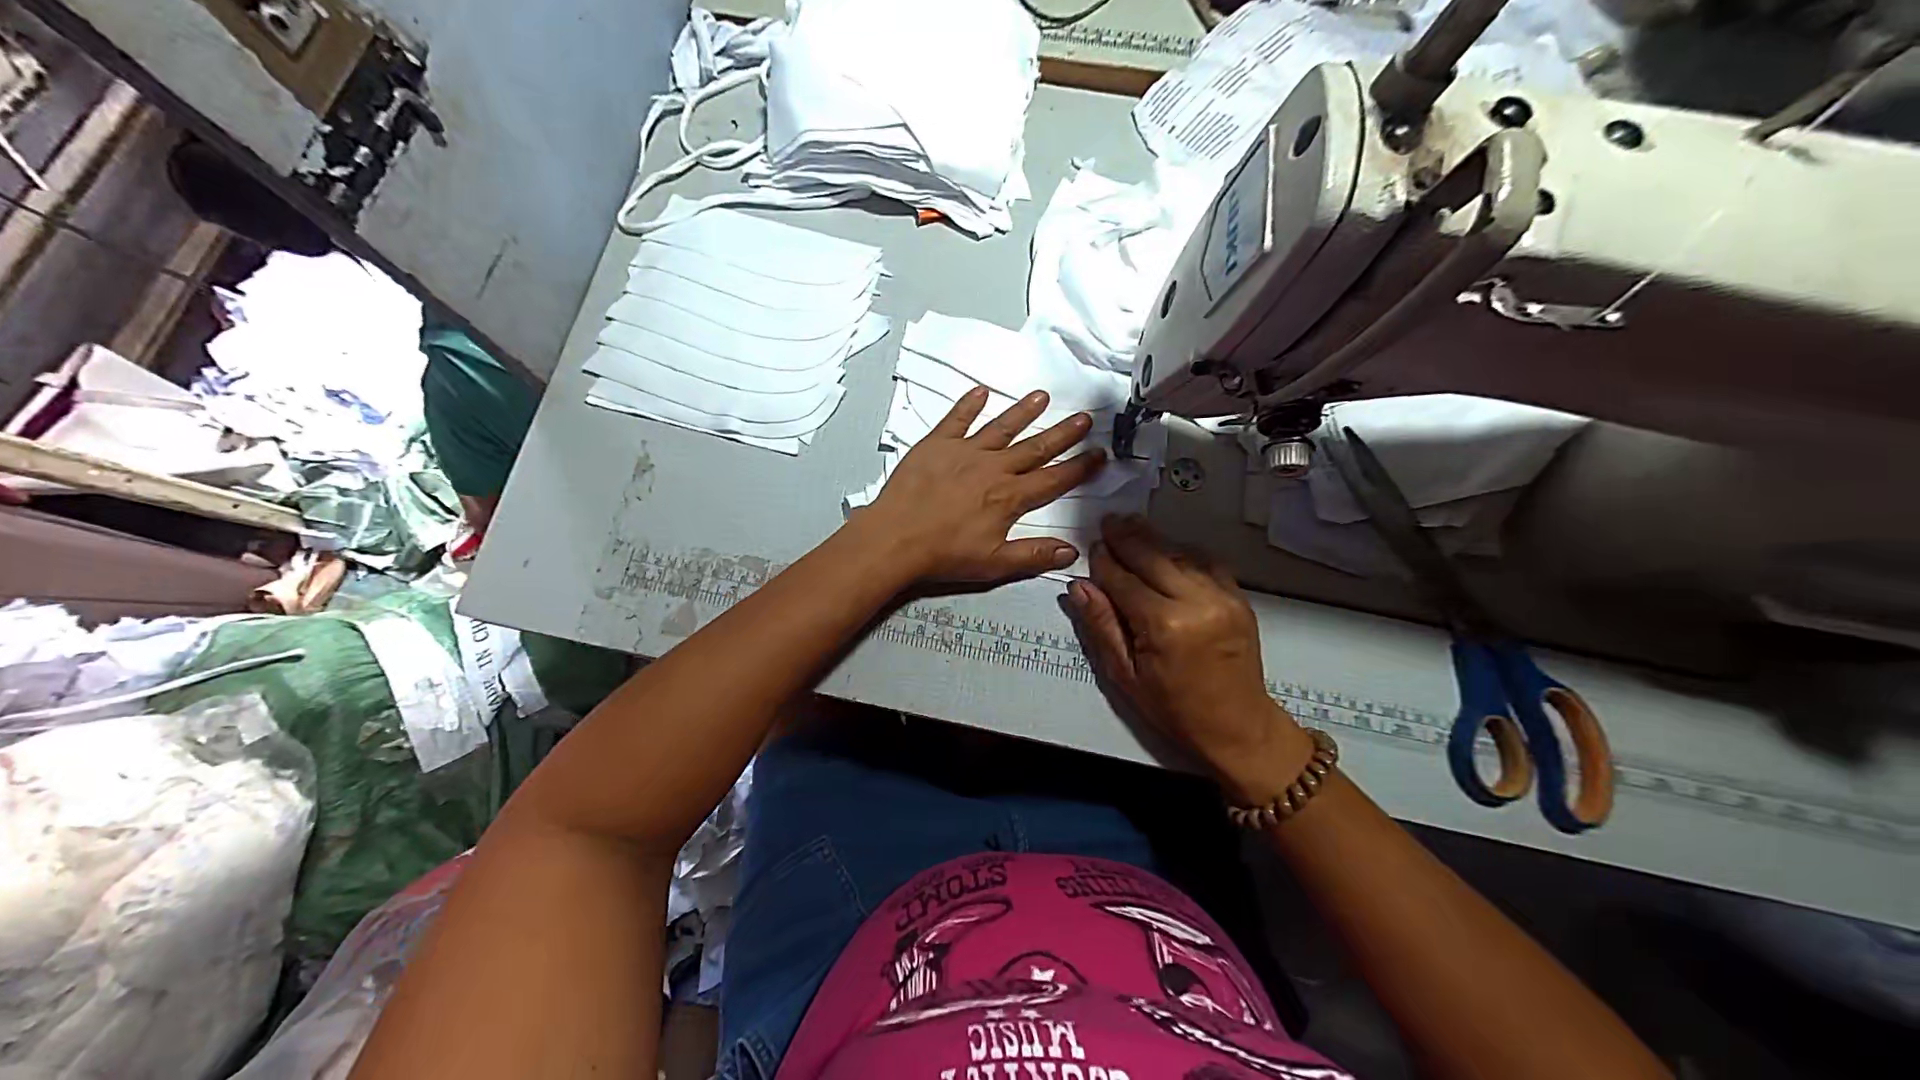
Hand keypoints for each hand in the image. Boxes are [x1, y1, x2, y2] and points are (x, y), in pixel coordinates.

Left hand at [860, 386, 1104, 584]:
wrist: (896, 538)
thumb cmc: (943, 554)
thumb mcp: (995, 563)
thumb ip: (1034, 555)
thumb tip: (1070, 552)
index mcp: (1009, 497)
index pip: (1053, 480)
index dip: (1079, 468)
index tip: (1098, 455)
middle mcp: (992, 469)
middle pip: (1035, 447)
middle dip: (1062, 433)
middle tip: (1083, 418)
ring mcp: (964, 452)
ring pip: (1002, 428)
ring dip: (1023, 412)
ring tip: (1041, 397)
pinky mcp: (937, 445)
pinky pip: (957, 419)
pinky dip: (969, 404)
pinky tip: (981, 392)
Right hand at [1067, 515, 1309, 800]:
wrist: (1237, 726)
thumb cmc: (1175, 709)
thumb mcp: (1125, 676)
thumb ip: (1102, 626)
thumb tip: (1080, 587)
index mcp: (1164, 625)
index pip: (1124, 579)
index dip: (1104, 562)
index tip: (1091, 549)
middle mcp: (1196, 602)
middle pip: (1152, 556)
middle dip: (1127, 538)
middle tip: (1108, 522)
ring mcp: (1222, 597)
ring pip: (1179, 554)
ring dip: (1153, 539)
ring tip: (1131, 526)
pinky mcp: (1238, 598)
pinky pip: (1206, 562)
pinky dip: (1183, 551)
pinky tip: (1167, 548)